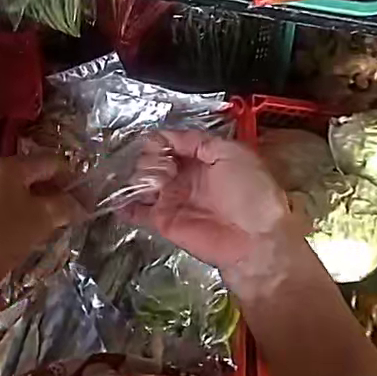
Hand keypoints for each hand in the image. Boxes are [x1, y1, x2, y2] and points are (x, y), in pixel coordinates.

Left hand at [0, 154, 83, 293]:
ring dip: (47, 203)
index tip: (90, 197)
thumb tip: (84, 202)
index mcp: (11, 166)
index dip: (73, 176)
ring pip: (27, 190)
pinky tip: (41, 228)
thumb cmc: (4, 236)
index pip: (51, 161)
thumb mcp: (42, 218)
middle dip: (61, 190)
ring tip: (64, 221)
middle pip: (38, 173)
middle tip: (80, 210)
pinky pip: (14, 202)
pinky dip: (32, 211)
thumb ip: (66, 205)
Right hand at [125, 130, 303, 290]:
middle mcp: (184, 176)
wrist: (255, 239)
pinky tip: (121, 199)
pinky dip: (125, 205)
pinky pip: (137, 211)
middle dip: (149, 158)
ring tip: (153, 184)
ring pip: (142, 181)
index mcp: (202, 158)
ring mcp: (172, 198)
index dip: (159, 140)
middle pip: (152, 159)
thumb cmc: (251, 193)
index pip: (169, 142)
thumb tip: (167, 137)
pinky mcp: (163, 221)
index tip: (156, 144)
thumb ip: (197, 141)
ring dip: (139, 177)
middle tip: (161, 168)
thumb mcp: (231, 153)